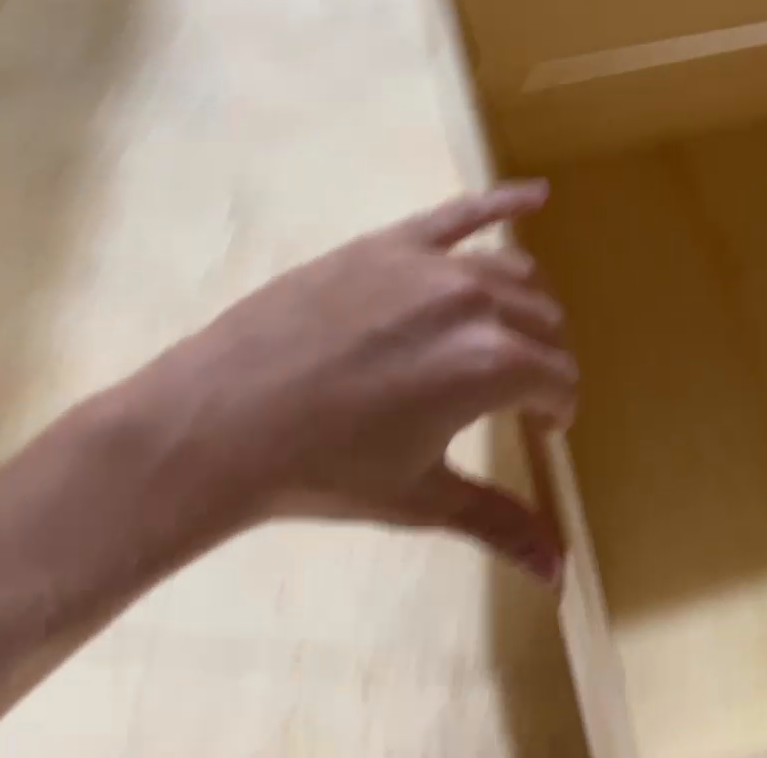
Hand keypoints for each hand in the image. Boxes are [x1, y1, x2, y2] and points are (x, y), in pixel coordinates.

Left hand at [129, 181, 576, 582]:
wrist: (204, 432)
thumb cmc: (322, 472)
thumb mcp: (422, 499)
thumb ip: (502, 524)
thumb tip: (561, 573)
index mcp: (495, 366)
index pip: (559, 381)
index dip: (555, 410)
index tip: (542, 427)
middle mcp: (478, 306)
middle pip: (547, 326)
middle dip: (542, 361)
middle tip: (513, 389)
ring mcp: (434, 268)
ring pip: (519, 275)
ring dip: (528, 306)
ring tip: (506, 331)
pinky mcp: (391, 245)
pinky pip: (464, 211)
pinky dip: (506, 199)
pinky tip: (538, 193)